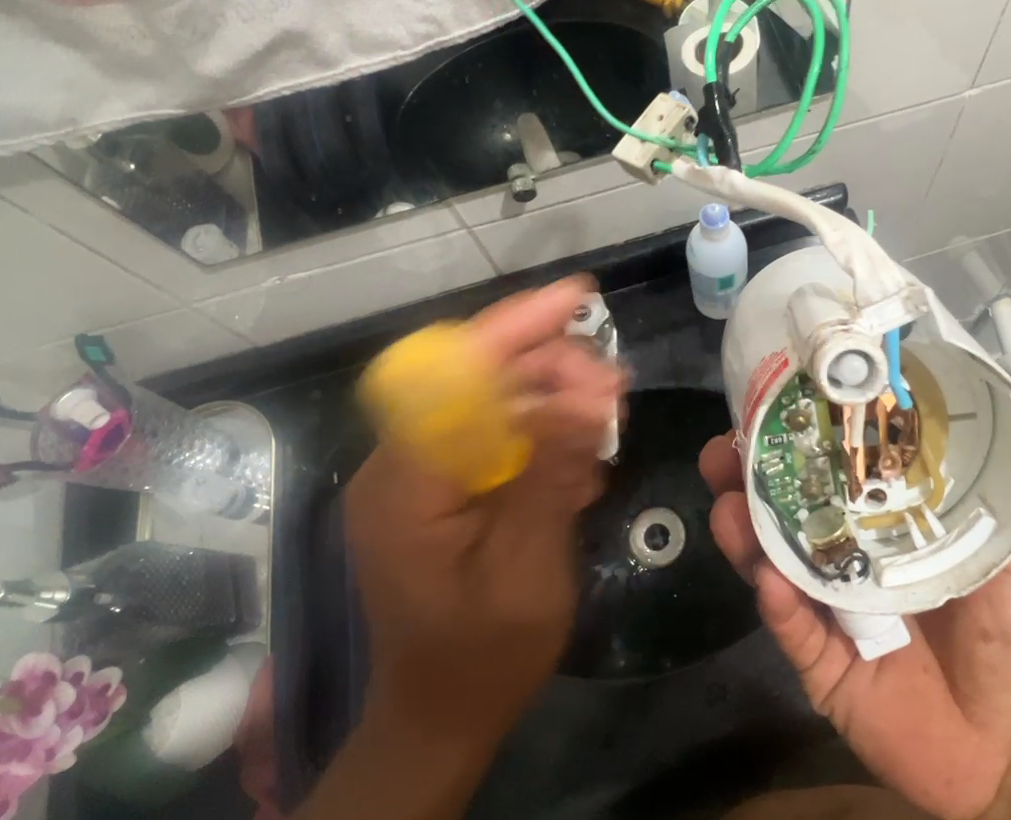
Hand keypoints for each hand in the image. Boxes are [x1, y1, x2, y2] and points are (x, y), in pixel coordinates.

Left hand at [346, 276, 624, 739]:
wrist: (440, 715)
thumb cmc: (485, 655)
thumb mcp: (529, 568)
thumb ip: (551, 473)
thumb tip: (588, 389)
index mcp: (406, 483)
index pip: (454, 374)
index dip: (515, 326)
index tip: (577, 296)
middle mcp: (399, 464)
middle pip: (471, 378)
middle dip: (546, 365)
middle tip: (611, 387)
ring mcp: (417, 475)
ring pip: (487, 402)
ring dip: (550, 398)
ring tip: (604, 418)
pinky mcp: (438, 489)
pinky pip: (490, 436)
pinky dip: (538, 434)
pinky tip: (578, 458)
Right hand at [702, 384, 1010, 819]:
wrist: (1009, 747)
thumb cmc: (1010, 641)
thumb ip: (1008, 483)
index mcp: (884, 533)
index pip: (833, 479)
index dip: (802, 443)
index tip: (773, 405)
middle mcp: (847, 564)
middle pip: (788, 516)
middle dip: (751, 482)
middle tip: (723, 452)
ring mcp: (828, 615)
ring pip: (775, 567)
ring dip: (747, 535)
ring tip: (729, 506)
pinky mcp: (820, 666)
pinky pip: (794, 632)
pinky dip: (779, 606)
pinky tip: (768, 581)